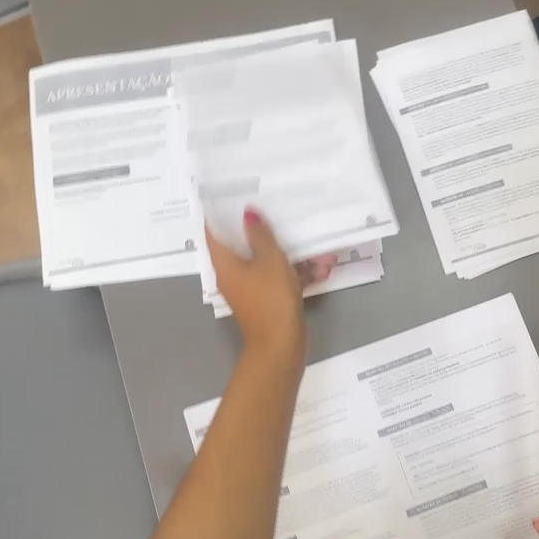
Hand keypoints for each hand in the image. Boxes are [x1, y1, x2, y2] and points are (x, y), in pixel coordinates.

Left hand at [208, 208, 335, 359]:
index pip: (214, 230)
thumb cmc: (271, 299)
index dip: (222, 210)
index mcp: (225, 262)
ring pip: (269, 261)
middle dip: (268, 230)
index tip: (235, 192)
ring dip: (294, 255)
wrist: (281, 346)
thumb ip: (260, 234)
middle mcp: (233, 273)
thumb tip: (247, 213)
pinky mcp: (269, 299)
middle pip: (245, 243)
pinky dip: (299, 273)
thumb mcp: (269, 260)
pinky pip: (281, 278)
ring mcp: (252, 287)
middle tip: (281, 208)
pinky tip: (324, 268)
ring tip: (321, 249)